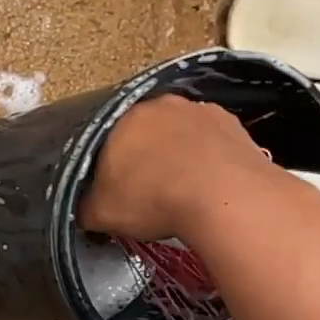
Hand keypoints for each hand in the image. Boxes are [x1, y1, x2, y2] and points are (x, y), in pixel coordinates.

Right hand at [81, 94, 296, 243]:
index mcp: (122, 119)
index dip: (101, 165)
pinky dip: (201, 157)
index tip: (105, 186)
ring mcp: (202, 110)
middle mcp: (162, 105)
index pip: (101, 140)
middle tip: (138, 186)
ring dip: (171, 153)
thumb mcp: (96, 214)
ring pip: (175, 134)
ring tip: (173, 186)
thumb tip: (85, 205)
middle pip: (141, 132)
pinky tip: (199, 183)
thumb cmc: (151, 199)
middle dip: (138, 154)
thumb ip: (83, 204)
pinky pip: (206, 141)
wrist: (227, 198)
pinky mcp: (235, 124)